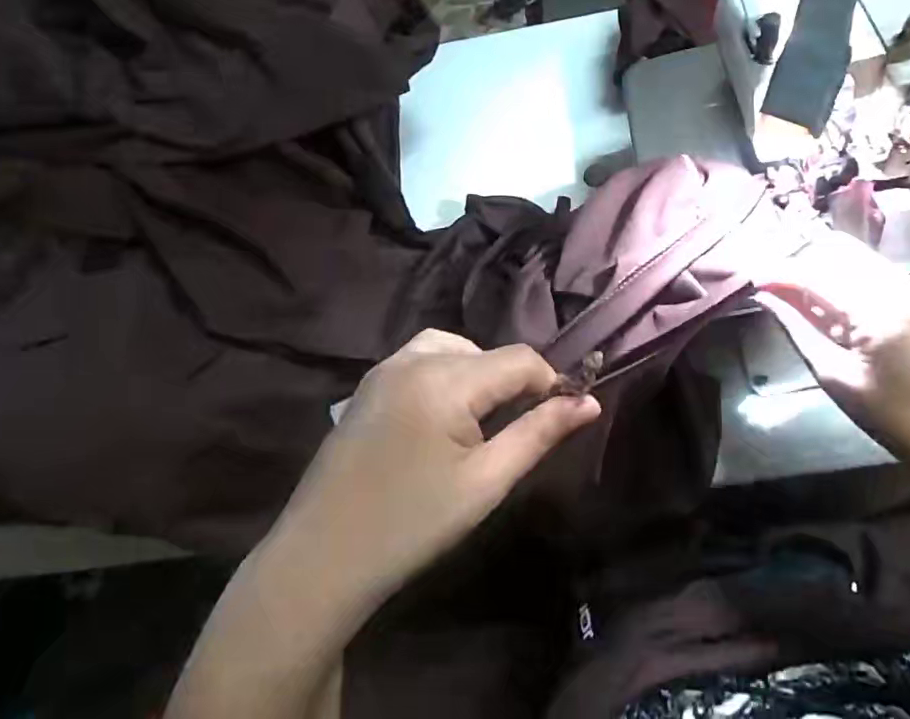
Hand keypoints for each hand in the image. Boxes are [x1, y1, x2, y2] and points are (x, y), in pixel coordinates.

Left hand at [263, 330, 600, 603]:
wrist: (318, 560)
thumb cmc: (411, 525)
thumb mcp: (486, 482)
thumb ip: (539, 433)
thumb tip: (590, 402)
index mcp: (444, 378)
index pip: (520, 359)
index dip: (550, 383)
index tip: (562, 418)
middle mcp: (414, 358)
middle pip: (488, 352)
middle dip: (514, 383)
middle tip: (516, 433)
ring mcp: (385, 368)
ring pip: (455, 348)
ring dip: (480, 374)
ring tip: (483, 420)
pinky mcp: (368, 385)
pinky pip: (423, 358)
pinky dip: (448, 373)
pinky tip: (444, 417)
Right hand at [757, 232, 909, 452]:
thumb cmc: (892, 417)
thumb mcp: (834, 376)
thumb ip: (797, 328)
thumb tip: (765, 297)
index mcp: (880, 311)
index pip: (817, 273)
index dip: (781, 274)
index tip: (755, 280)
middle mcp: (901, 285)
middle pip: (837, 251)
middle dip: (801, 263)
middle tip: (775, 286)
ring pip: (855, 256)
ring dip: (823, 267)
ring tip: (799, 295)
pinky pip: (874, 269)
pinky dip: (846, 277)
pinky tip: (832, 303)